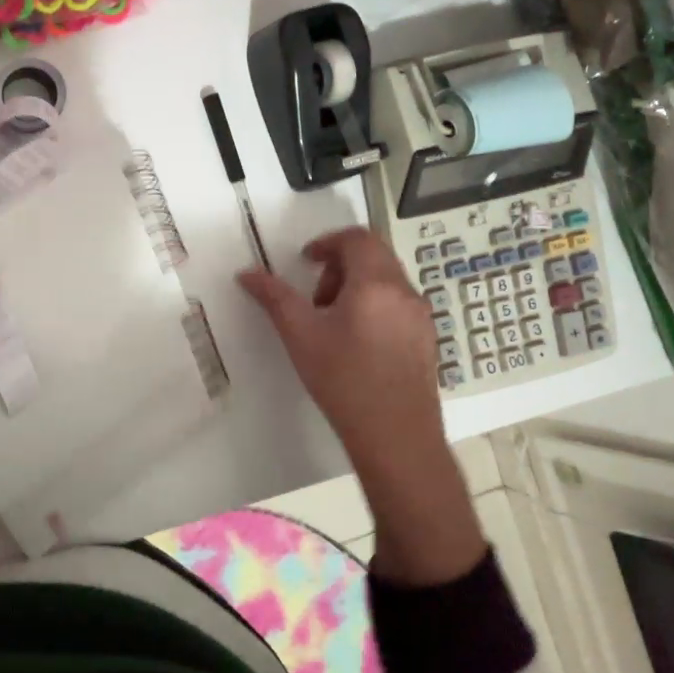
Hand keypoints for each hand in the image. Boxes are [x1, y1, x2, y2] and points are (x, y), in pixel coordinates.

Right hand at [237, 227, 443, 458]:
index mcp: (376, 283)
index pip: (357, 238)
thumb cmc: (343, 379)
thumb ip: (274, 298)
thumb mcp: (300, 335)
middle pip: (373, 257)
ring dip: (355, 288)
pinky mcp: (426, 340)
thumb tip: (247, 273)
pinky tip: (355, 345)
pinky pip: (397, 306)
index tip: (305, 262)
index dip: (327, 242)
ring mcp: (421, 317)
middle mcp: (405, 292)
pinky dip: (373, 307)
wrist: (395, 434)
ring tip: (331, 324)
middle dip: (339, 267)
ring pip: (386, 282)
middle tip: (314, 298)